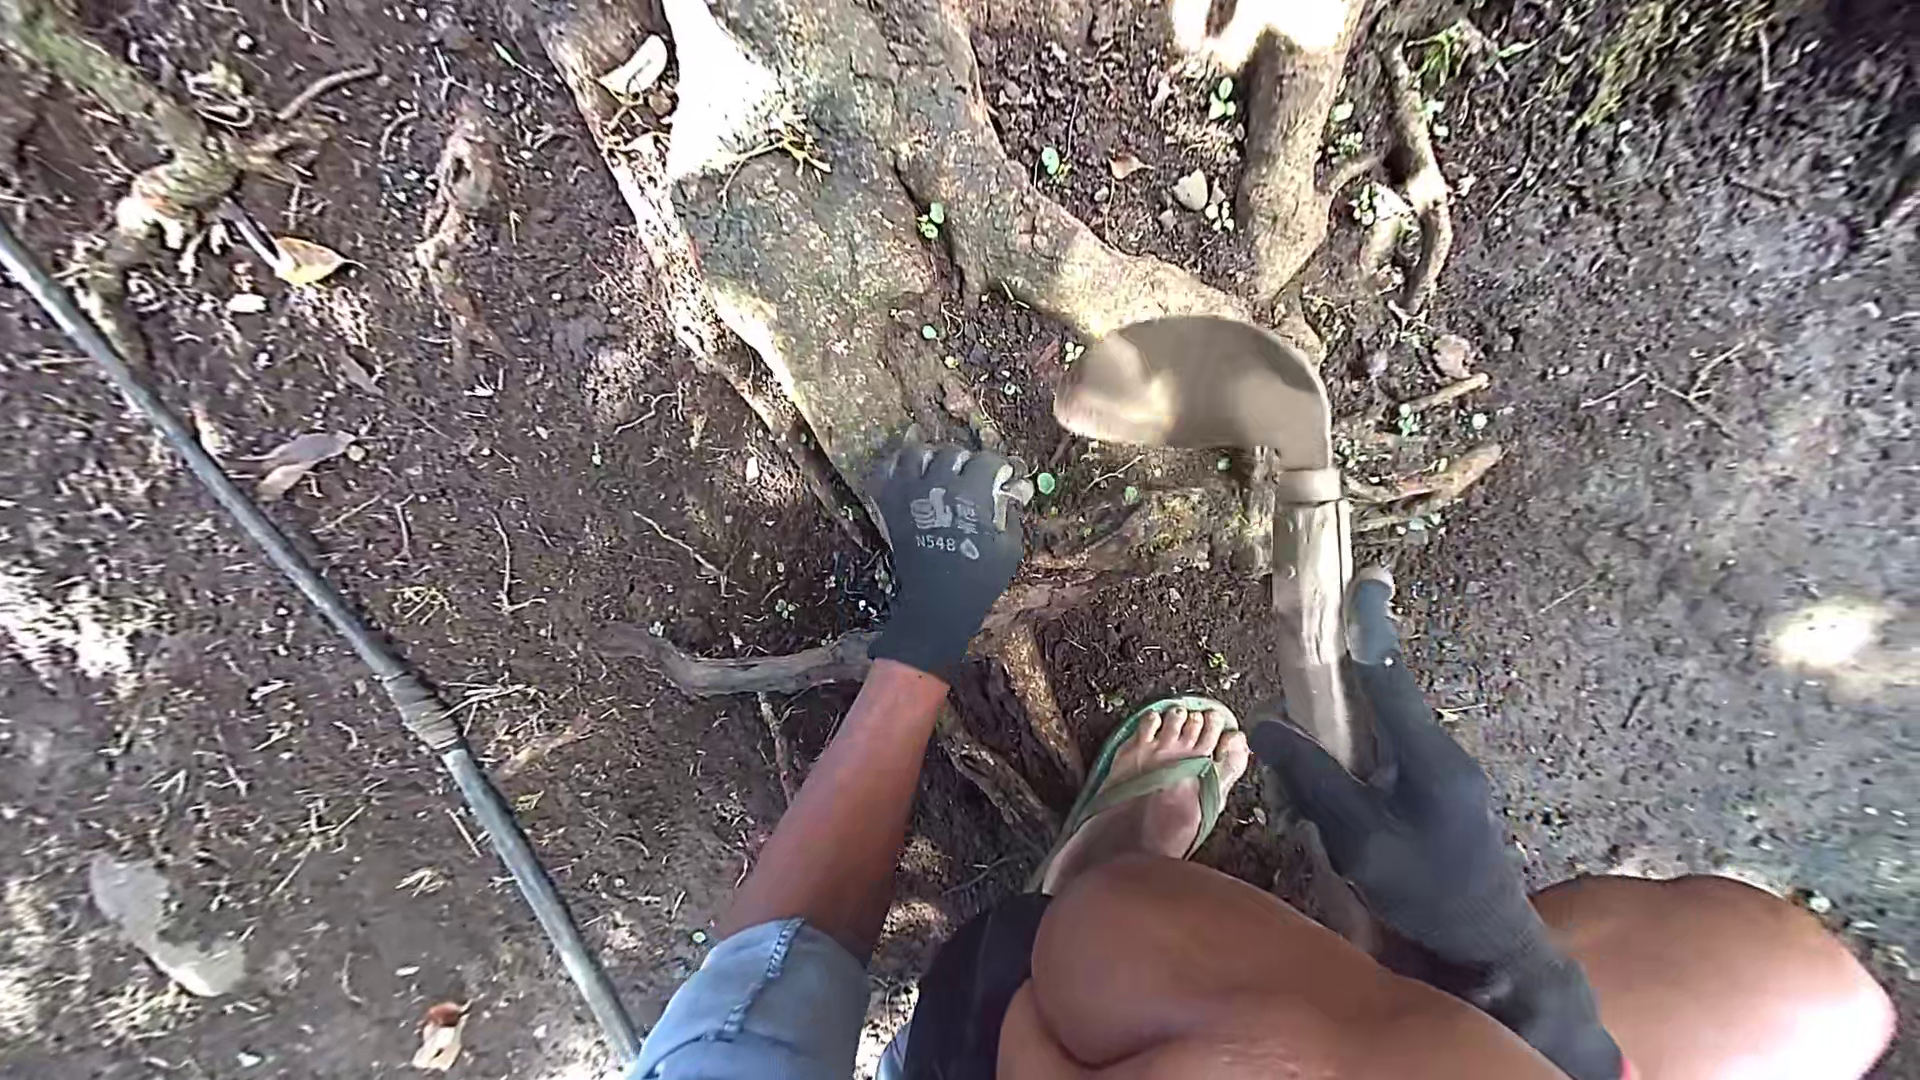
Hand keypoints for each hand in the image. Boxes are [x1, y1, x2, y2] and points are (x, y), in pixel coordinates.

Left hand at [867, 436, 1026, 681]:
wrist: (938, 602)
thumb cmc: (981, 578)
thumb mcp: (1010, 546)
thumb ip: (1011, 510)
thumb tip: (1013, 488)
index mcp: (972, 493)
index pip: (987, 460)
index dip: (998, 467)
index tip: (1001, 478)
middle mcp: (938, 484)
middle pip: (952, 452)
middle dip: (966, 462)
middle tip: (971, 479)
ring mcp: (909, 492)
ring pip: (916, 453)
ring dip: (931, 459)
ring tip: (939, 473)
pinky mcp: (889, 504)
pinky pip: (885, 471)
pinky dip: (896, 468)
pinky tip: (910, 477)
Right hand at [1248, 571, 1622, 1079]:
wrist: (1486, 951)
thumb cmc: (1423, 892)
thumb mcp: (1357, 836)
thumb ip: (1309, 774)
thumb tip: (1264, 723)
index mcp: (1427, 756)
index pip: (1388, 675)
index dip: (1371, 626)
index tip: (1367, 579)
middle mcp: (1436, 751)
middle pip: (1374, 697)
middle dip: (1335, 690)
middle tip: (1307, 716)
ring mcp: (1437, 769)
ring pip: (1372, 730)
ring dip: (1335, 741)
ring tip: (1318, 802)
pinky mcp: (1431, 787)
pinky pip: (1377, 755)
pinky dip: (1347, 763)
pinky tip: (1336, 809)